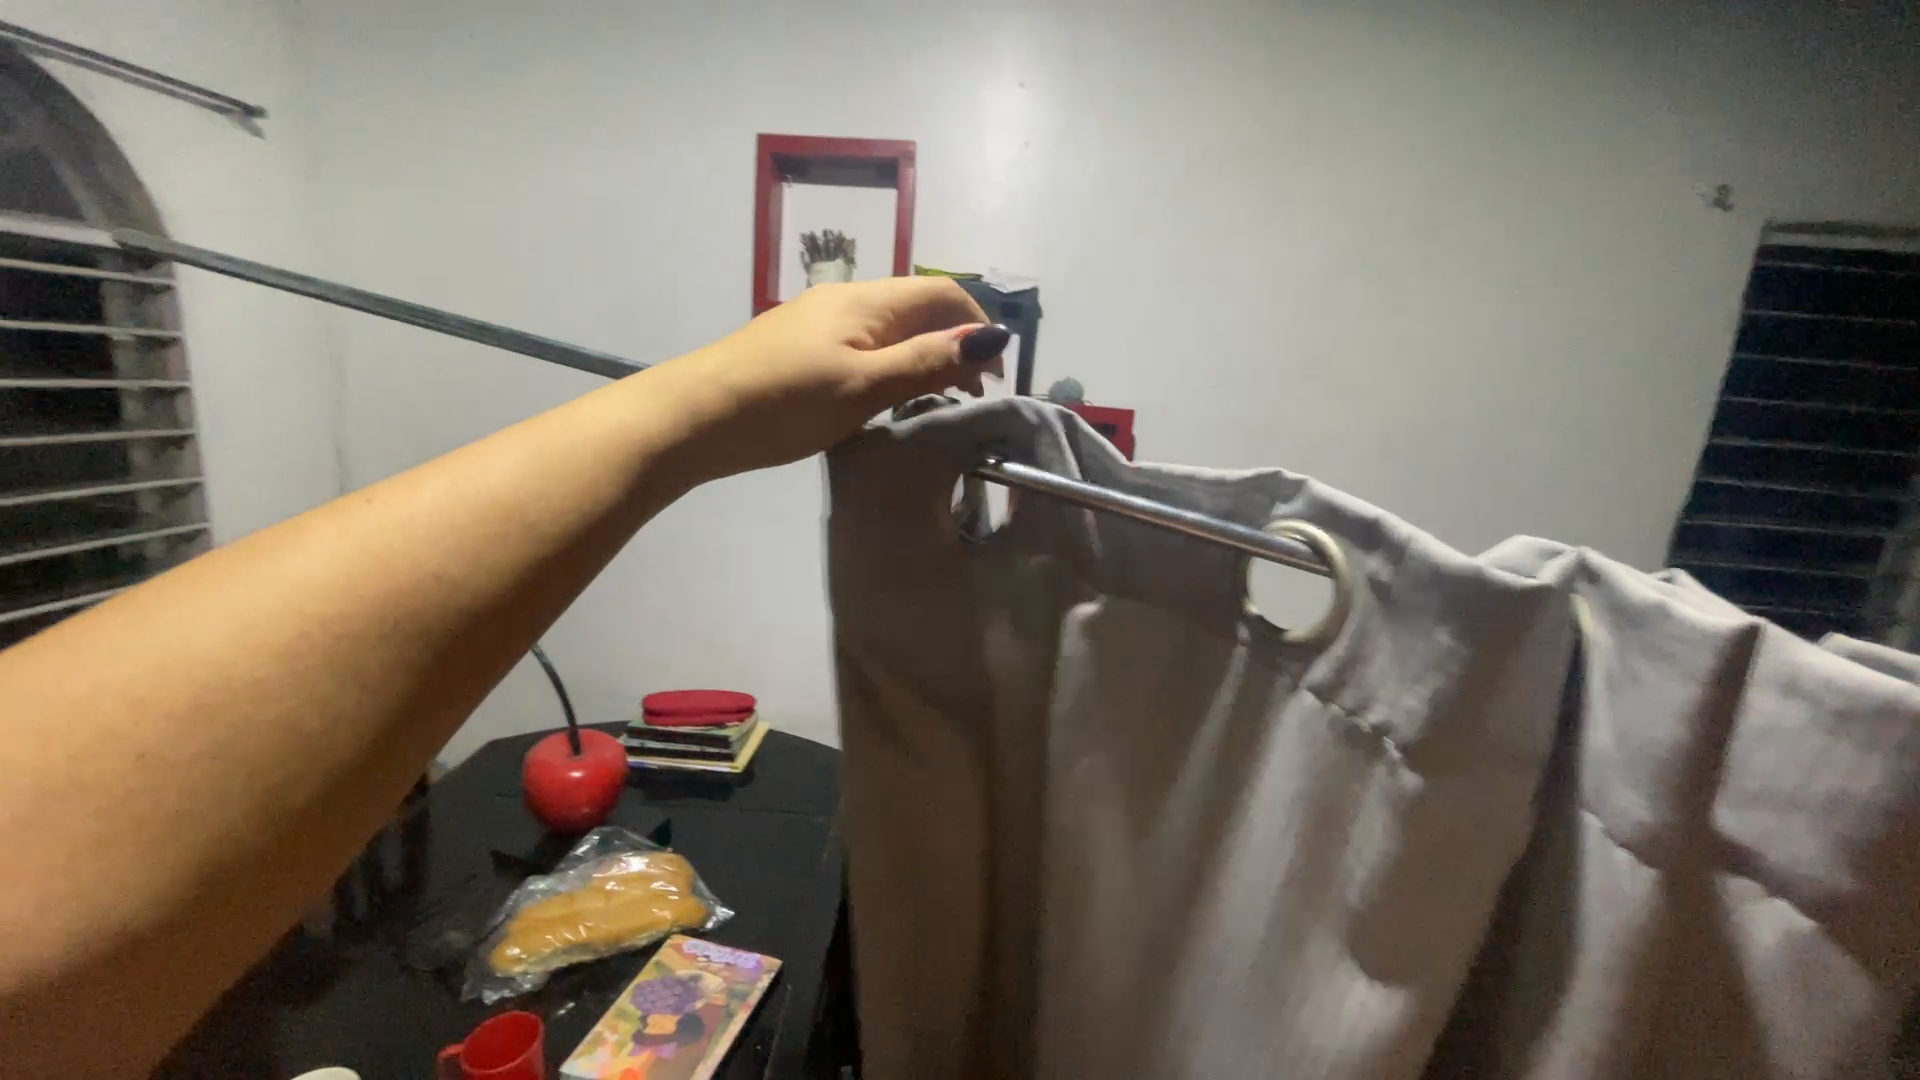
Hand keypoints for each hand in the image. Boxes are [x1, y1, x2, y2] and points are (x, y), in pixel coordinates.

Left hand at [662, 278, 1005, 478]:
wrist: (694, 417)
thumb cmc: (784, 403)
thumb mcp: (864, 386)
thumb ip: (927, 362)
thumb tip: (992, 338)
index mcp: (867, 301)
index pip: (942, 293)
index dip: (977, 327)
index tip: (994, 378)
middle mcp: (847, 301)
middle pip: (919, 308)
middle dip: (955, 342)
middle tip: (971, 395)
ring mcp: (820, 325)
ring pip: (891, 329)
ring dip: (924, 355)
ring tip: (937, 400)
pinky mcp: (801, 350)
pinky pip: (865, 347)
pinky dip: (892, 366)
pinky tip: (887, 398)